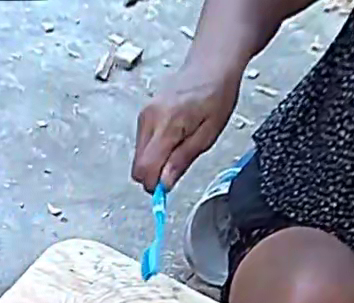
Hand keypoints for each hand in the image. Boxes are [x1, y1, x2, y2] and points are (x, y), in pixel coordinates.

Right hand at [132, 66, 240, 191]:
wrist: (210, 65)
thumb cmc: (215, 95)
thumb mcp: (207, 136)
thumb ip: (182, 160)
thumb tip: (165, 184)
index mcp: (166, 124)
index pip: (145, 169)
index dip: (156, 185)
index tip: (169, 187)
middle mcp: (149, 118)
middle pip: (138, 167)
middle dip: (155, 176)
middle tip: (177, 168)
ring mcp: (144, 115)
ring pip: (139, 159)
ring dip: (156, 164)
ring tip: (179, 149)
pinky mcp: (144, 116)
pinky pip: (143, 146)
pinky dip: (155, 153)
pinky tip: (173, 142)